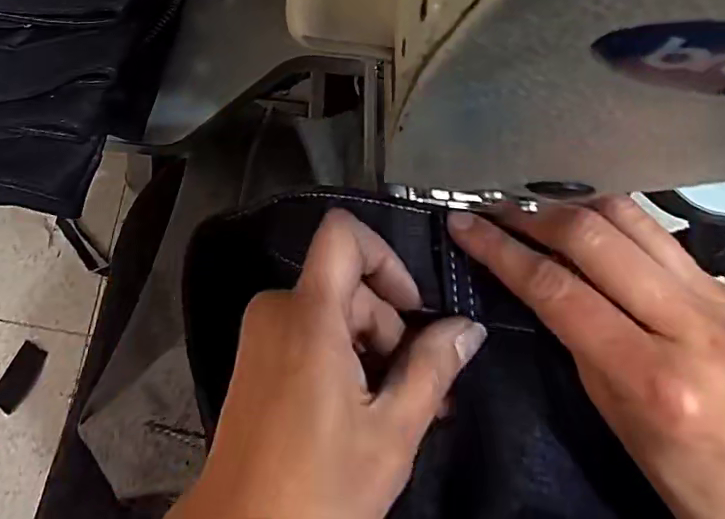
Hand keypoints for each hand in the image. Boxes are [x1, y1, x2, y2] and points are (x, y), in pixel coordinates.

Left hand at [171, 209, 486, 518]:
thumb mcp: (390, 433)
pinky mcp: (257, 356)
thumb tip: (467, 329)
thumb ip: (433, 369)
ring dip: (371, 348)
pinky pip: (310, 330)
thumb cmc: (316, 491)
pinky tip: (363, 408)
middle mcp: (278, 308)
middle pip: (348, 282)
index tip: (412, 308)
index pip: (343, 233)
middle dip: (390, 326)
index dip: (385, 256)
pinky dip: (342, 355)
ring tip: (398, 408)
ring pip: (333, 309)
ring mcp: (262, 332)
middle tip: (421, 386)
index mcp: (308, 313)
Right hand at [448, 199, 724, 518]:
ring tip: (530, 200)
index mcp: (657, 380)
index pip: (558, 291)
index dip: (501, 251)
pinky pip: (658, 233)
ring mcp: (717, 298)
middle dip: (529, 212)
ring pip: (628, 217)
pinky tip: (587, 217)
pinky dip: (611, 215)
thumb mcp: (622, 429)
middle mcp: (691, 325)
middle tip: (490, 205)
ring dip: (569, 200)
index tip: (465, 227)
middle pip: (591, 237)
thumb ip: (582, 348)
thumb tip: (542, 285)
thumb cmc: (704, 490)